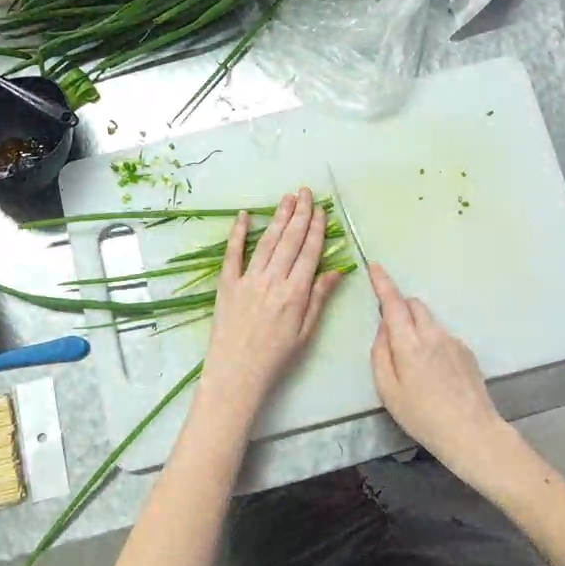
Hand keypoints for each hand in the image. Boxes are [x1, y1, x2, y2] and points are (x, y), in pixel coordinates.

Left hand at [199, 188, 345, 418]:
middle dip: (300, 214)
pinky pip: (233, 253)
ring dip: (278, 217)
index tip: (321, 210)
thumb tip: (336, 270)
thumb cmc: (275, 357)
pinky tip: (244, 215)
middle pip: (290, 240)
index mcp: (295, 293)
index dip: (316, 229)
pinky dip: (238, 233)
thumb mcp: (305, 332)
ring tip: (287, 198)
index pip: (309, 253)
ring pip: (267, 242)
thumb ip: (319, 298)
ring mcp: (248, 280)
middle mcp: (273, 281)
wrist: (236, 373)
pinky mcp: (227, 284)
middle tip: (306, 192)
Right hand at [369, 263, 514, 481]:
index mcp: (409, 343)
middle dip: (401, 308)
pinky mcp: (468, 352)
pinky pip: (443, 337)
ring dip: (417, 328)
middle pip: (414, 306)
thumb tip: (384, 329)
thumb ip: (380, 354)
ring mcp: (454, 341)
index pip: (394, 303)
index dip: (383, 283)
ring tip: (415, 364)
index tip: (375, 266)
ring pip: (430, 321)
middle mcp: (433, 334)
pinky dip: (433, 343)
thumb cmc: (422, 416)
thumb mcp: (388, 390)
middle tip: (391, 332)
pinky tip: (435, 375)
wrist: (472, 432)